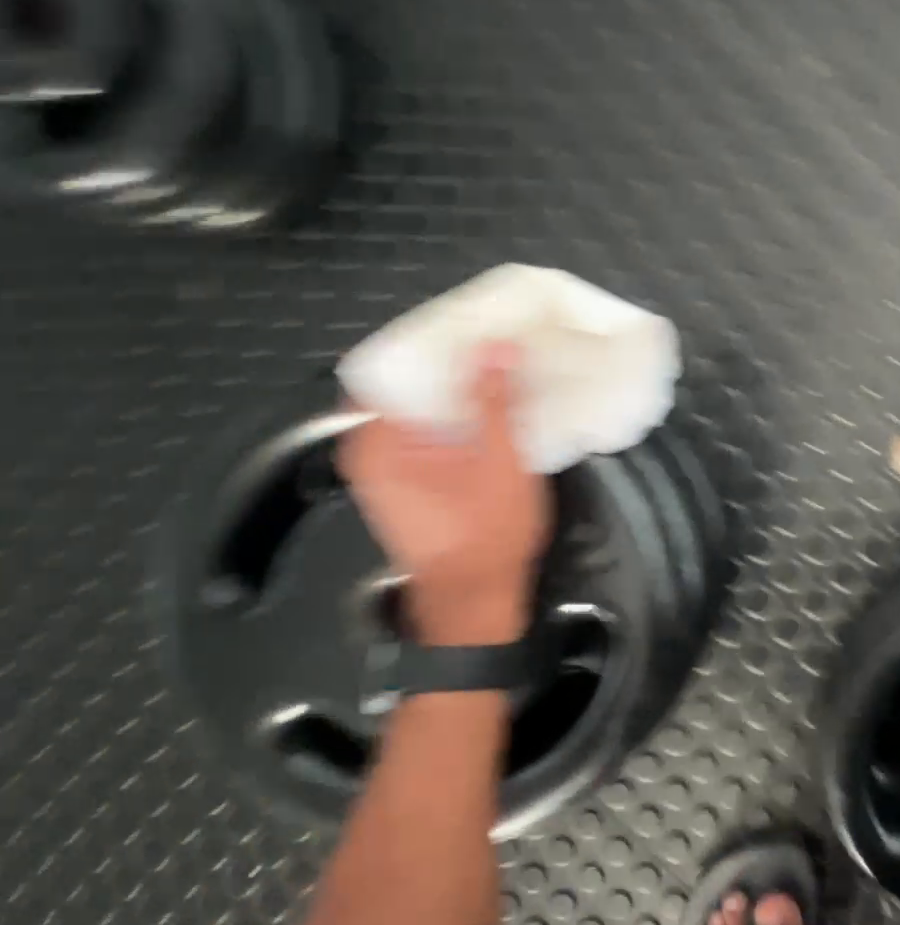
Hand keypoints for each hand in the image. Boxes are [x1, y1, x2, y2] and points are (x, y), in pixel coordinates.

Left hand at [338, 343, 552, 645]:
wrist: (477, 599)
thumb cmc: (487, 533)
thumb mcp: (500, 460)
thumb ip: (494, 400)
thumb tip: (496, 344)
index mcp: (377, 440)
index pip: (391, 366)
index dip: (431, 341)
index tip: (474, 325)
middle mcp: (370, 449)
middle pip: (406, 387)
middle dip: (452, 365)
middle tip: (499, 344)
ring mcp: (388, 467)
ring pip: (421, 410)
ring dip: (460, 392)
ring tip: (504, 370)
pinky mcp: (410, 482)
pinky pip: (429, 433)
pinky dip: (458, 418)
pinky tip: (496, 412)